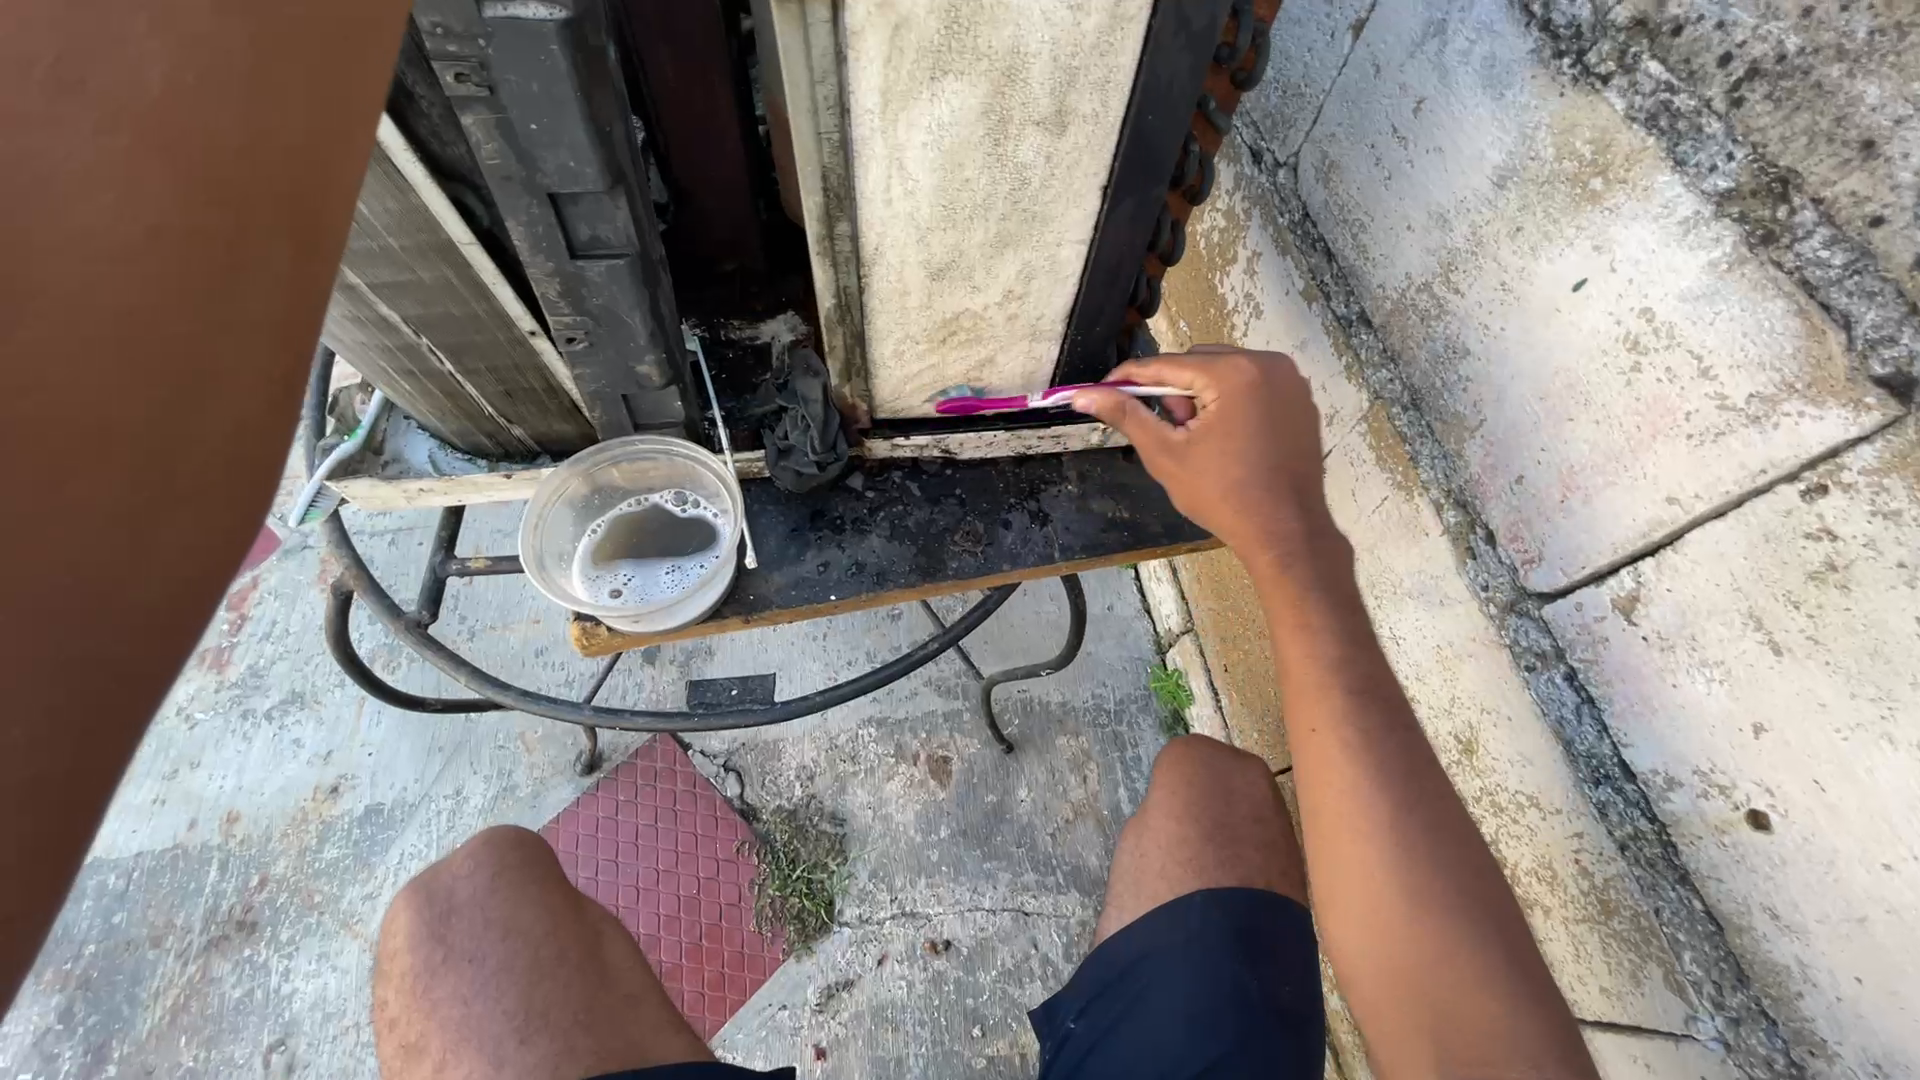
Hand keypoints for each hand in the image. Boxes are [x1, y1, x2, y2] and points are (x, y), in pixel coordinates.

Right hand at [1072, 347, 1342, 568]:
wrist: (1285, 531)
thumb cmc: (1222, 496)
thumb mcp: (1165, 454)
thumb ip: (1126, 416)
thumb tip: (1084, 396)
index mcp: (1233, 373)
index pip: (1167, 364)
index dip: (1129, 378)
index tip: (1101, 390)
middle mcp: (1268, 364)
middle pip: (1198, 362)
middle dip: (1175, 391)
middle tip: (1172, 432)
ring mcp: (1290, 380)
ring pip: (1226, 371)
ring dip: (1203, 395)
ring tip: (1200, 439)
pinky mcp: (1301, 399)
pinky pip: (1254, 385)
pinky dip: (1232, 402)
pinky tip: (1228, 440)